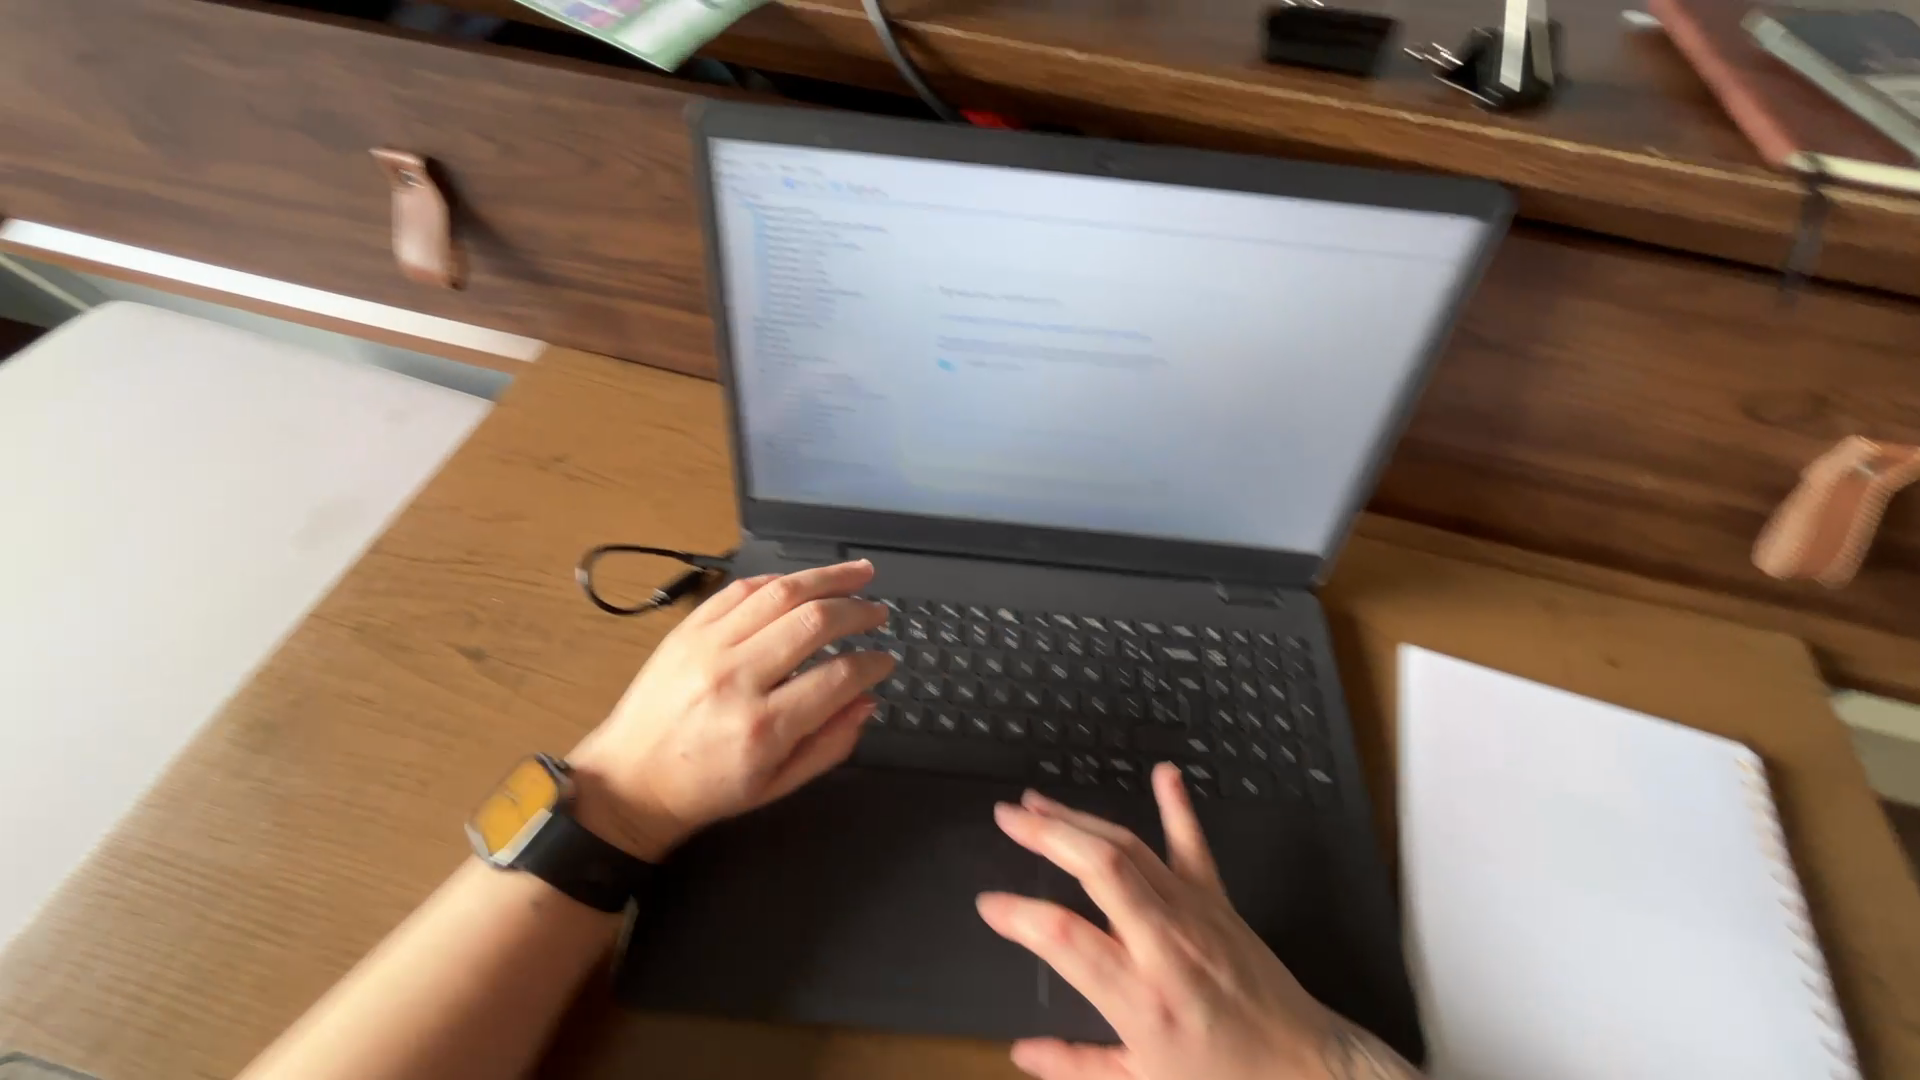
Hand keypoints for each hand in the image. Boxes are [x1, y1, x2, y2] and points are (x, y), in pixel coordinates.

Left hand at [567, 560, 893, 861]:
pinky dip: (779, 581)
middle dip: (858, 610)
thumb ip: (831, 744)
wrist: (628, 780)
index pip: (837, 676)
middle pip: (813, 622)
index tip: (885, 660)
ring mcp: (707, 647)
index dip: (872, 663)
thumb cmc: (706, 790)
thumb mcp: (777, 785)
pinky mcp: (687, 630)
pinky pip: (741, 589)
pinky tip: (804, 582)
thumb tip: (868, 700)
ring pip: (780, 593)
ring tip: (859, 573)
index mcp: (761, 727)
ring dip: (827, 577)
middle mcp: (736, 679)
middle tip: (879, 612)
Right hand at [976, 765, 1418, 1079]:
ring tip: (1038, 802)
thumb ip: (1075, 1066)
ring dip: (1080, 819)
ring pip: (1130, 848)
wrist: (1307, 1070)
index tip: (988, 904)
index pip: (1066, 937)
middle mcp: (1165, 943)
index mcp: (1142, 997)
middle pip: (1100, 868)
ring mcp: (1194, 911)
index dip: (1019, 915)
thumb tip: (1018, 1053)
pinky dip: (1176, 806)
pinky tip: (1163, 772)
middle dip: (1048, 834)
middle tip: (1007, 816)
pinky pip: (1194, 844)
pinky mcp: (1218, 898)